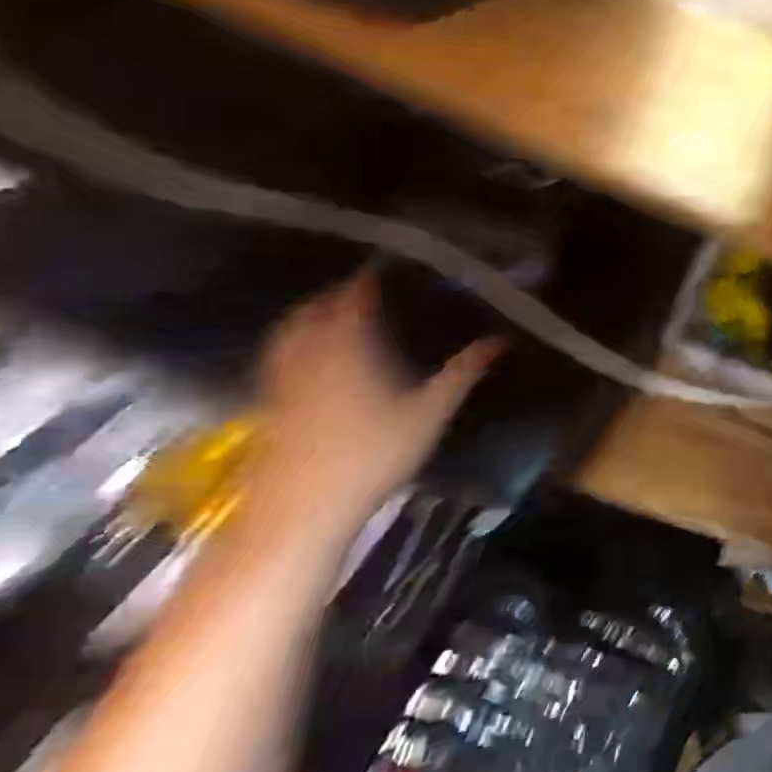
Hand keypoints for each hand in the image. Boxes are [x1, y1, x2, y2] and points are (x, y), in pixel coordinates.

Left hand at [246, 272, 500, 540]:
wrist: (302, 506)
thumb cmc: (374, 453)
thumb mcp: (431, 411)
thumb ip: (464, 371)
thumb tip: (502, 338)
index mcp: (348, 345)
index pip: (354, 295)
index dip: (369, 276)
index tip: (390, 265)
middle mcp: (308, 351)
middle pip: (316, 308)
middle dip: (339, 293)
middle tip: (369, 288)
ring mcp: (282, 376)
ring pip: (291, 330)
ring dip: (313, 314)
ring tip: (340, 313)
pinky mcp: (269, 400)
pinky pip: (281, 354)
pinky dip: (297, 341)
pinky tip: (315, 355)